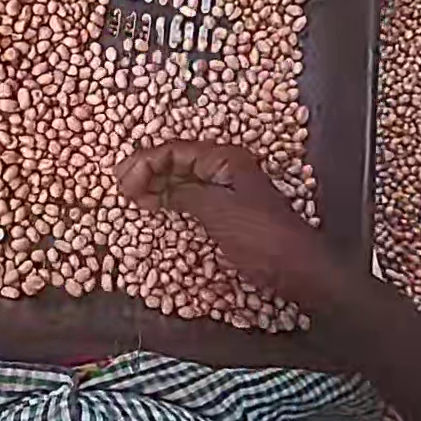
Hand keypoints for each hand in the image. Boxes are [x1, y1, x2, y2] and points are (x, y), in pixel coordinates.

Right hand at [114, 141, 338, 302]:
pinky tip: (155, 205)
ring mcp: (225, 188)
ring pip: (181, 177)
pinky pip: (190, 195)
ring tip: (131, 195)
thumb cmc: (260, 237)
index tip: (124, 182)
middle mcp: (223, 167)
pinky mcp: (226, 209)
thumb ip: (184, 194)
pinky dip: (169, 198)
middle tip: (120, 185)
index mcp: (223, 159)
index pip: (174, 150)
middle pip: (176, 160)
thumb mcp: (216, 211)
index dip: (145, 163)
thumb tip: (159, 191)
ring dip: (155, 183)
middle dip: (146, 170)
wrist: (299, 269)